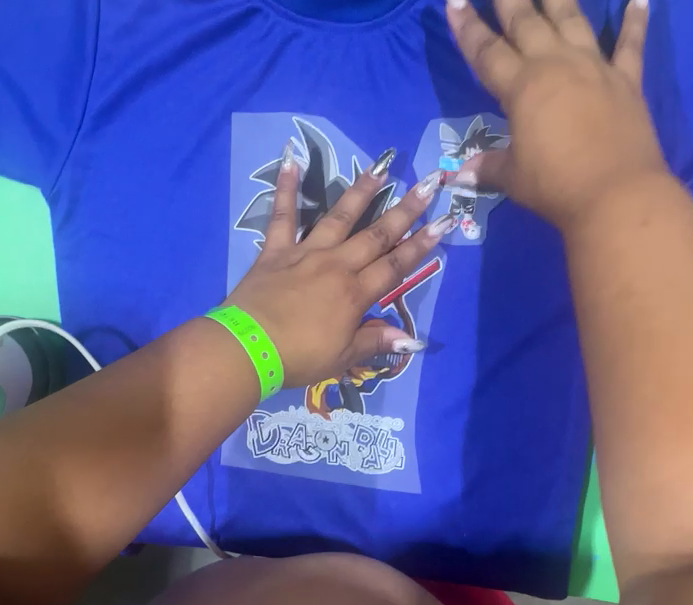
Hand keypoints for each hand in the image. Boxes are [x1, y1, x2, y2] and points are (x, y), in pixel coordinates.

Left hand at [222, 146, 455, 387]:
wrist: (249, 349)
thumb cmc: (299, 357)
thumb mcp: (342, 357)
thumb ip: (375, 342)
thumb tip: (411, 340)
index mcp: (355, 293)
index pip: (395, 266)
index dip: (420, 245)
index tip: (443, 221)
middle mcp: (336, 265)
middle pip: (376, 235)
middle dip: (406, 210)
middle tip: (430, 183)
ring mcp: (305, 253)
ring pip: (339, 217)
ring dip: (361, 191)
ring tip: (382, 167)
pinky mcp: (275, 251)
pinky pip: (283, 215)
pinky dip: (287, 188)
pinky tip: (292, 159)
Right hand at [445, 0, 669, 232]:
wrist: (615, 194)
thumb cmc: (556, 188)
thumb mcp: (515, 180)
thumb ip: (490, 168)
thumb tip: (463, 174)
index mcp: (522, 88)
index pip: (487, 53)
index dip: (468, 28)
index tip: (455, 2)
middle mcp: (557, 64)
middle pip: (527, 22)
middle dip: (509, 0)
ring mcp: (594, 68)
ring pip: (572, 19)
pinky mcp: (627, 81)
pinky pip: (630, 44)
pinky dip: (635, 20)